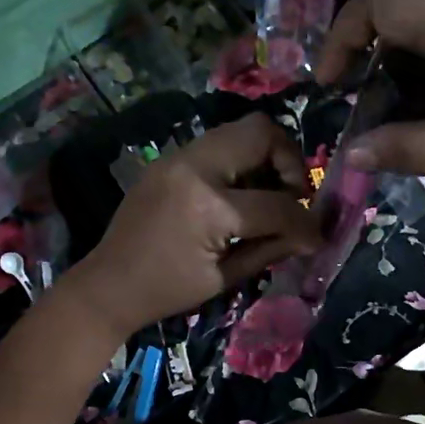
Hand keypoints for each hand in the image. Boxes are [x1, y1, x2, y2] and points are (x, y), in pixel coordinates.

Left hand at [60, 114, 321, 337]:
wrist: (108, 286)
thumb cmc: (165, 292)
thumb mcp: (223, 279)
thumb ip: (269, 250)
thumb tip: (309, 235)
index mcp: (209, 206)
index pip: (276, 203)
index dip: (304, 222)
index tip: (316, 235)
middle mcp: (194, 167)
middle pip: (262, 132)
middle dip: (289, 161)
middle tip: (292, 194)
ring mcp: (177, 158)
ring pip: (238, 131)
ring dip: (263, 157)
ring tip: (267, 194)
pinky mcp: (167, 160)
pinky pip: (215, 145)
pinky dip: (237, 161)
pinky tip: (237, 194)